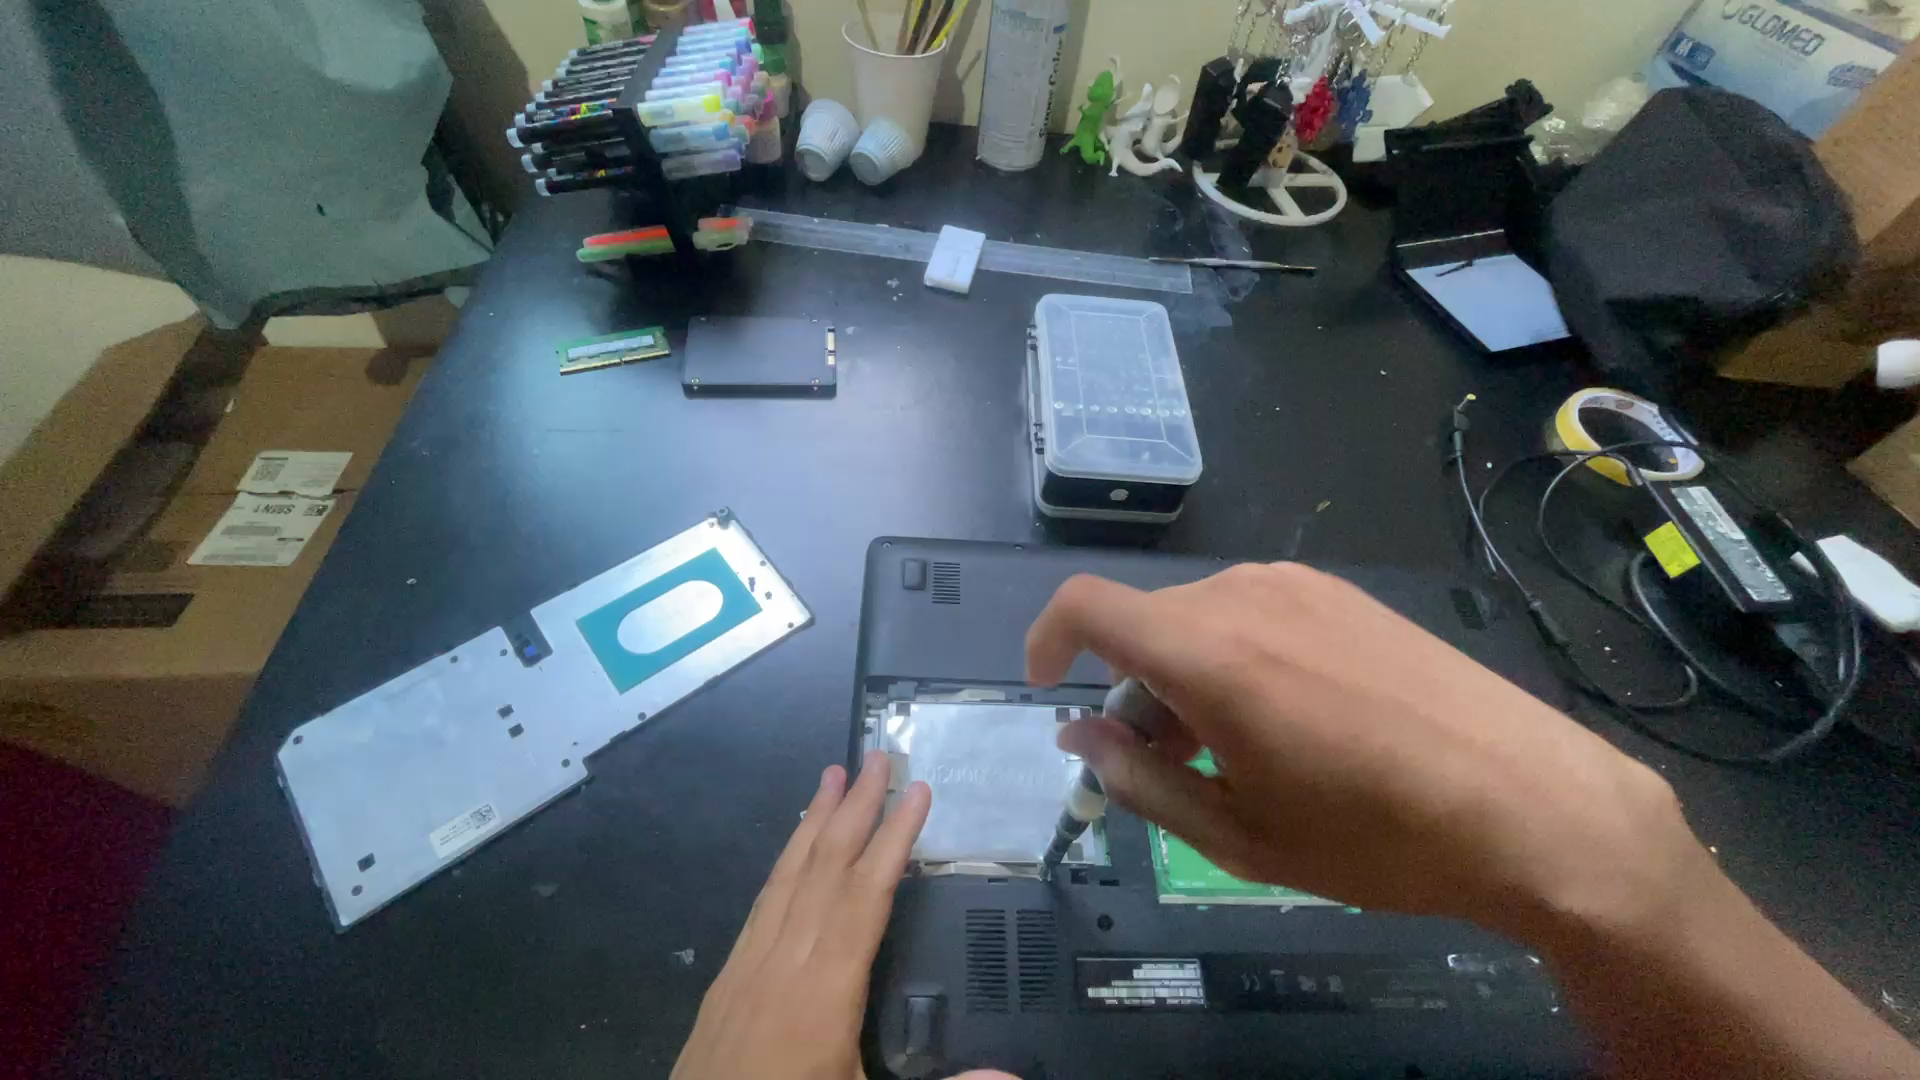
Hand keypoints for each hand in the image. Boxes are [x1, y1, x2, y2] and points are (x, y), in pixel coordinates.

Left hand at [671, 750, 932, 1079]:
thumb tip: (1014, 1074)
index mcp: (826, 992)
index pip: (867, 893)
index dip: (895, 838)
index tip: (916, 792)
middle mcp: (784, 963)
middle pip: (825, 866)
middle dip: (856, 806)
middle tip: (878, 756)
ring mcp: (748, 967)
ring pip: (788, 875)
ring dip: (814, 819)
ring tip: (832, 776)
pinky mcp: (727, 980)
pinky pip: (762, 902)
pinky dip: (784, 862)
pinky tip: (793, 850)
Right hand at [1026, 563, 1704, 945]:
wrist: (1537, 806)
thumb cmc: (1373, 836)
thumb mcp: (1234, 833)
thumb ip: (1137, 776)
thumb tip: (1079, 733)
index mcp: (1207, 652)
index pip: (1085, 604)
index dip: (1046, 639)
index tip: (1050, 689)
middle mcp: (1242, 595)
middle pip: (1141, 622)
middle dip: (1127, 685)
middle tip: (1165, 760)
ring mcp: (1296, 585)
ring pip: (1194, 617)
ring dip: (1180, 671)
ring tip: (1231, 745)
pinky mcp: (1337, 591)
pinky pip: (1246, 610)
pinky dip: (1228, 653)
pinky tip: (1285, 714)